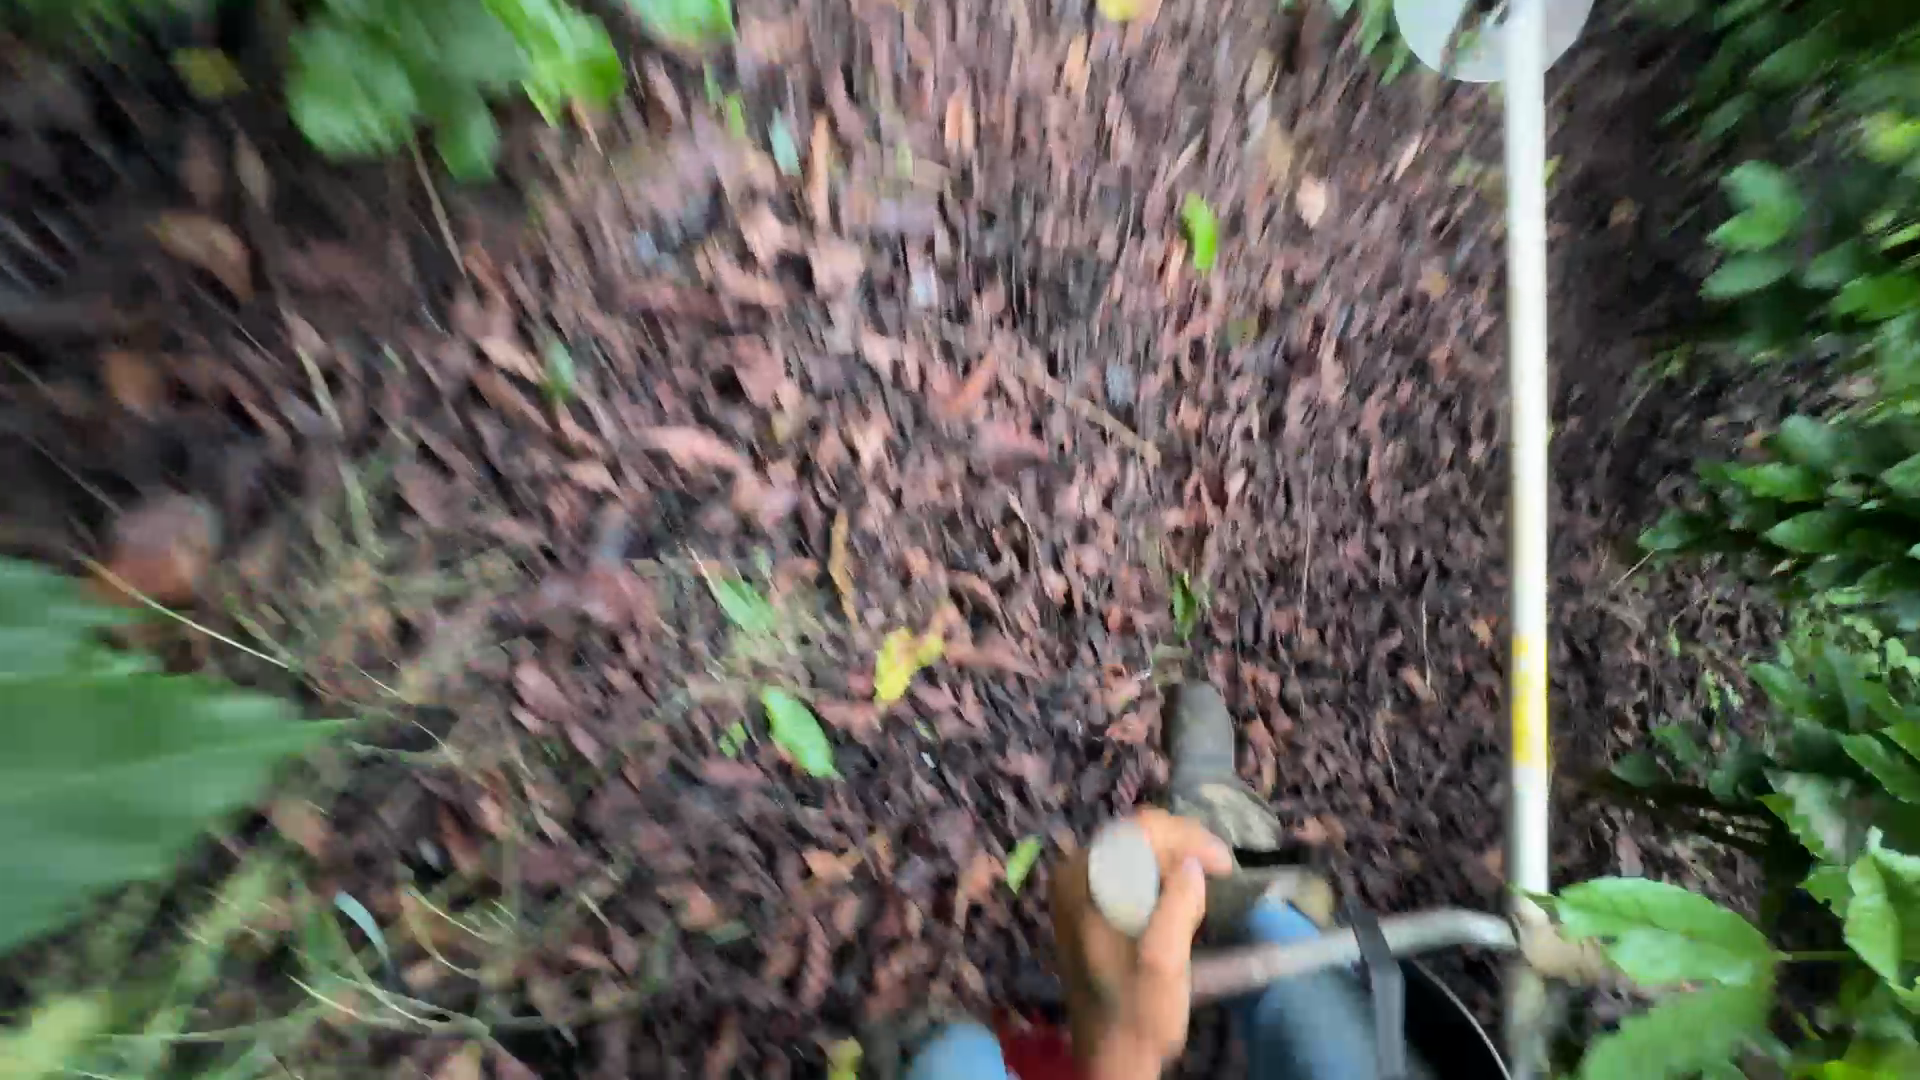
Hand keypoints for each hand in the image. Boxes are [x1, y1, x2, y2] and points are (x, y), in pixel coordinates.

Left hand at [1050, 809, 1234, 1079]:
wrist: (1109, 1057)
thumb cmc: (1136, 1012)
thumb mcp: (1163, 960)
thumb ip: (1177, 905)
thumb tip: (1192, 862)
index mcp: (1081, 877)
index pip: (1136, 830)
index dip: (1185, 836)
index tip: (1223, 862)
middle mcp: (1072, 871)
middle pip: (1134, 834)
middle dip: (1181, 845)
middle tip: (1219, 869)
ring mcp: (1078, 886)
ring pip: (1133, 849)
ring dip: (1172, 858)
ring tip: (1206, 878)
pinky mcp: (1088, 902)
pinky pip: (1127, 868)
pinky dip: (1158, 875)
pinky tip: (1180, 895)